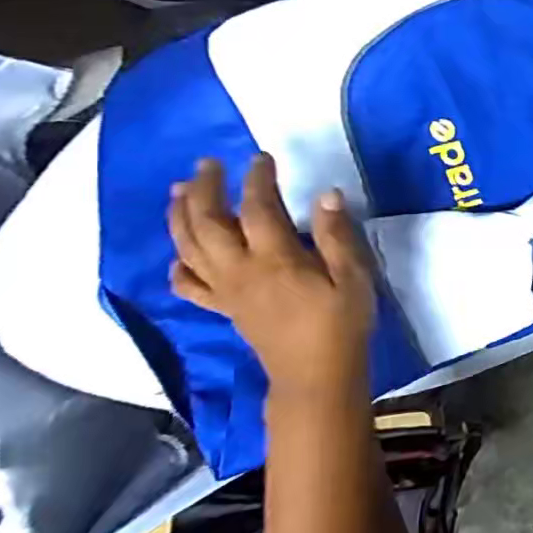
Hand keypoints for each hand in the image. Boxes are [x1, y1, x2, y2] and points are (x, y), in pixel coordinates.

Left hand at [168, 155, 375, 400]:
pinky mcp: (224, 308)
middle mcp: (241, 270)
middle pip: (208, 223)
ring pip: (189, 248)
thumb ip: (337, 235)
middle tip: (207, 164)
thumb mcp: (353, 276)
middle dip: (204, 189)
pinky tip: (180, 253)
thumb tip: (326, 194)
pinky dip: (178, 265)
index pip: (257, 208)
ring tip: (179, 191)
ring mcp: (227, 291)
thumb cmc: (340, 323)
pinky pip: (189, 285)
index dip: (256, 179)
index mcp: (275, 259)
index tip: (260, 157)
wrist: (316, 375)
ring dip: (180, 216)